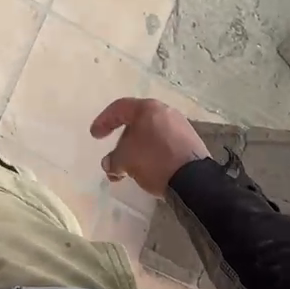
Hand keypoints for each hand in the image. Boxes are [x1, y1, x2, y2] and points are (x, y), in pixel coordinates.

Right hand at [89, 98, 210, 197]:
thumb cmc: (154, 160)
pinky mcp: (192, 143)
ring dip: (138, 150)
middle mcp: (165, 112)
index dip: (103, 121)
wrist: (194, 180)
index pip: (119, 108)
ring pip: (151, 135)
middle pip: (136, 123)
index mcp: (147, 108)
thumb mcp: (125, 160)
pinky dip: (153, 154)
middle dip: (123, 142)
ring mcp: (181, 127)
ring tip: (131, 169)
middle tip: (115, 158)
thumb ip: (113, 159)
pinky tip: (150, 170)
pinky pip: (165, 145)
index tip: (95, 135)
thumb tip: (109, 164)